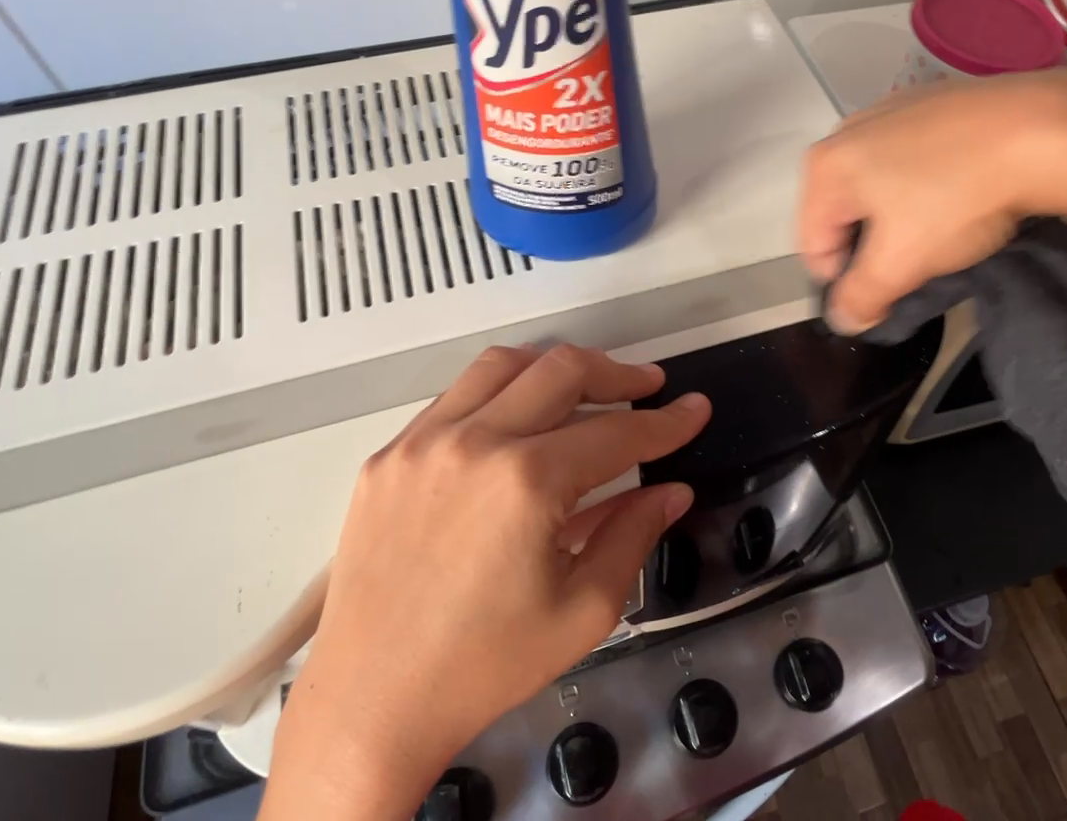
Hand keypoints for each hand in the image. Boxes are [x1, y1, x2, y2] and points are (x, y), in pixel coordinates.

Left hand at [261, 345, 707, 819]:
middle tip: (648, 388)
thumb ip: (634, 535)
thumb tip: (671, 491)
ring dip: (554, 368)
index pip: (616, 432)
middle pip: (561, 370)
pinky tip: (516, 421)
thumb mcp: (584, 610)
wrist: (372, 701)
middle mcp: (473, 443)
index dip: (666, 422)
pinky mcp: (388, 457)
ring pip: (502, 366)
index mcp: (526, 482)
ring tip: (586, 387)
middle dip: (618, 374)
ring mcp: (422, 443)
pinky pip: (453, 398)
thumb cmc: (484, 667)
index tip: (694, 410)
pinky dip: (498, 393)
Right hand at [801, 68, 1066, 332]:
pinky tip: (963, 190)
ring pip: (879, 188)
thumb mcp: (902, 262)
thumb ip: (861, 297)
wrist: (1043, 130)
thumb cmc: (956, 198)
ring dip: (902, 218)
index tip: (891, 293)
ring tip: (947, 226)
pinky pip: (910, 160)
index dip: (848, 284)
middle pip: (844, 216)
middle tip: (922, 261)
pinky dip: (928, 184)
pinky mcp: (930, 100)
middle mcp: (845, 131)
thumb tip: (844, 318)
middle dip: (876, 247)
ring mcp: (889, 109)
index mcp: (824, 167)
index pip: (814, 250)